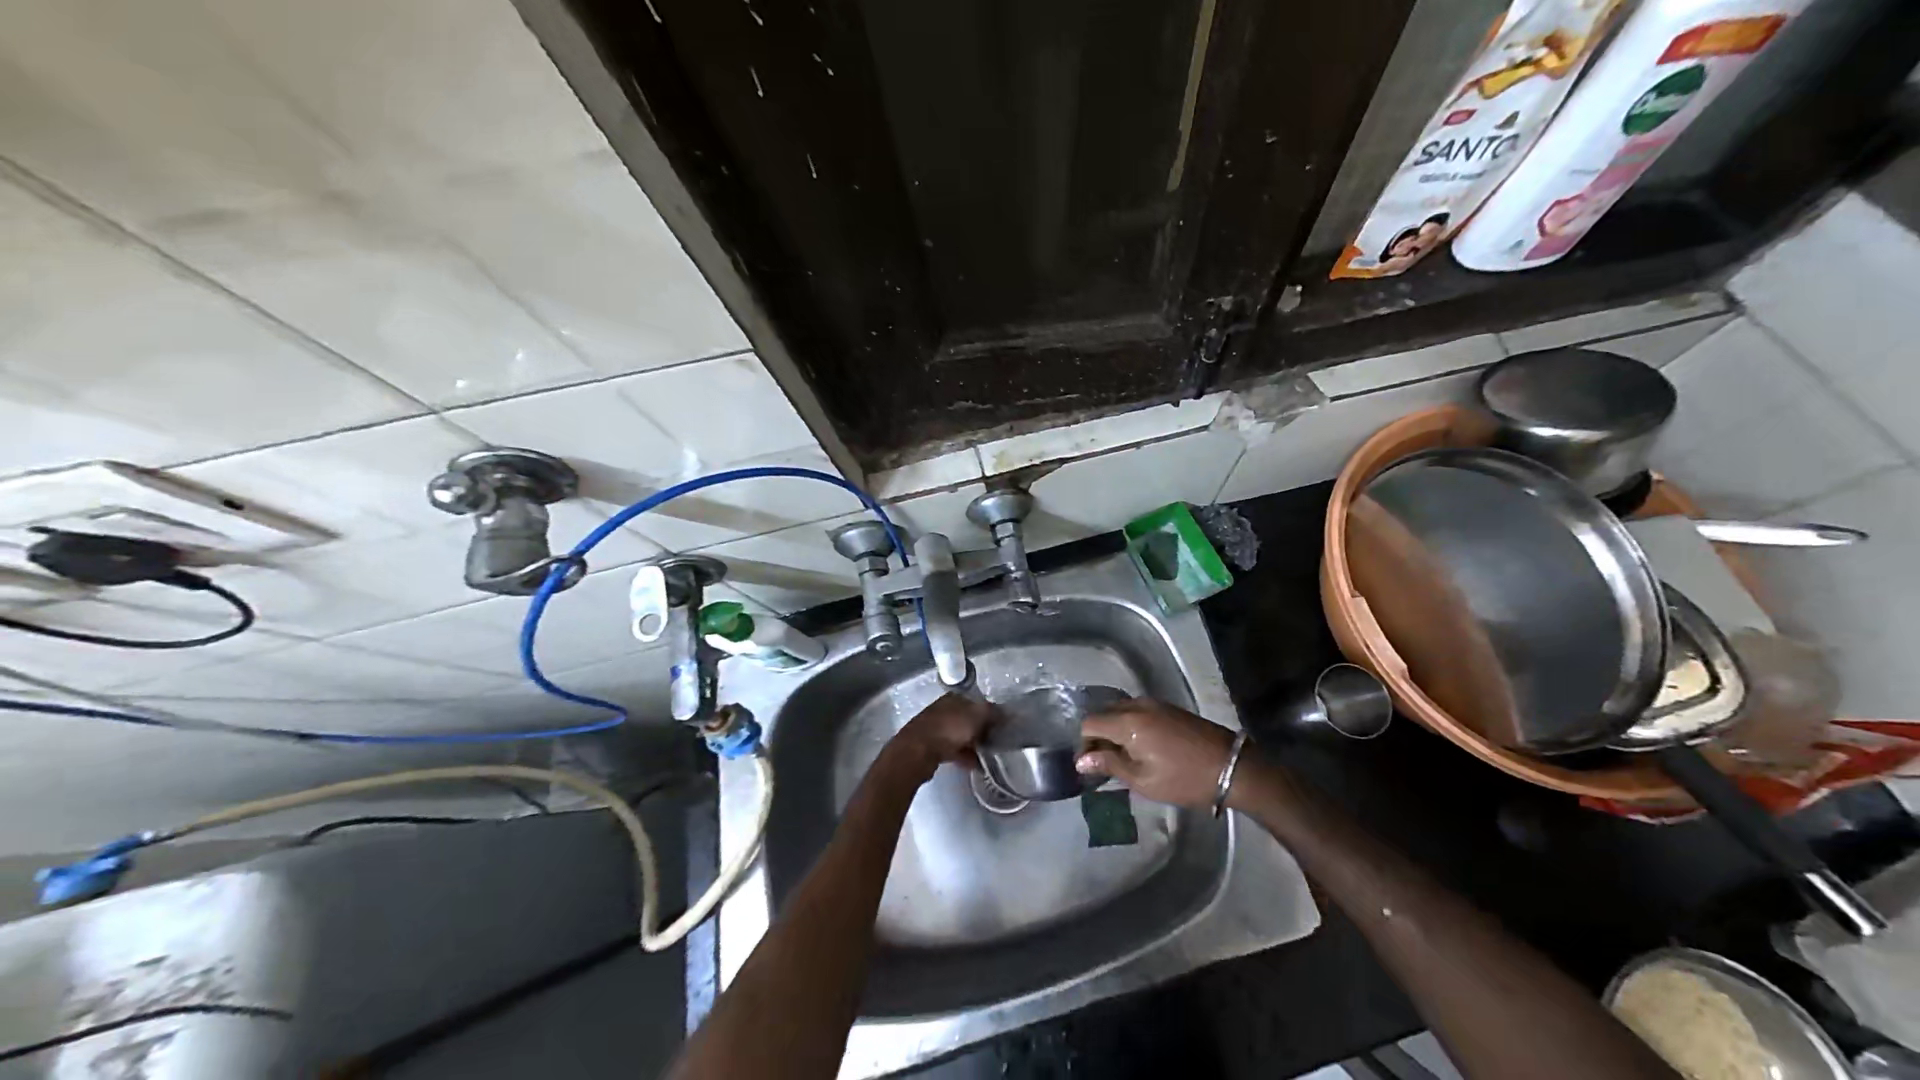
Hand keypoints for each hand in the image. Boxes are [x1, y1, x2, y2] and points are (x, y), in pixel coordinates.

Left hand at [891, 693, 997, 778]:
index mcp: (954, 698)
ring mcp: (936, 728)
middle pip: (968, 719)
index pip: (976, 701)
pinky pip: (954, 750)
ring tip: (989, 756)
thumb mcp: (977, 716)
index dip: (990, 712)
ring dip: (974, 745)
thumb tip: (1005, 712)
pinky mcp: (932, 747)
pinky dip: (965, 756)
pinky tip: (976, 766)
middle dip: (982, 730)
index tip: (1002, 724)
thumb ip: (992, 712)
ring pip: (961, 735)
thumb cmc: (949, 728)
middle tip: (997, 741)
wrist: (918, 751)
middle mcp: (944, 709)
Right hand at [1077, 699, 1233, 807]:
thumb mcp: (1143, 780)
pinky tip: (1140, 746)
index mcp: (1127, 722)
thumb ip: (1110, 765)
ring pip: (1120, 711)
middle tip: (1103, 763)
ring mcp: (1155, 703)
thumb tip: (1081, 761)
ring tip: (1122, 756)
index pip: (1089, 724)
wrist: (1231, 767)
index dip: (1084, 744)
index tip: (1089, 766)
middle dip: (1098, 736)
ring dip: (1114, 730)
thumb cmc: (1184, 779)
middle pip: (1103, 714)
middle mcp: (1137, 705)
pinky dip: (1130, 724)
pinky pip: (1137, 710)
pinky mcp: (1168, 707)